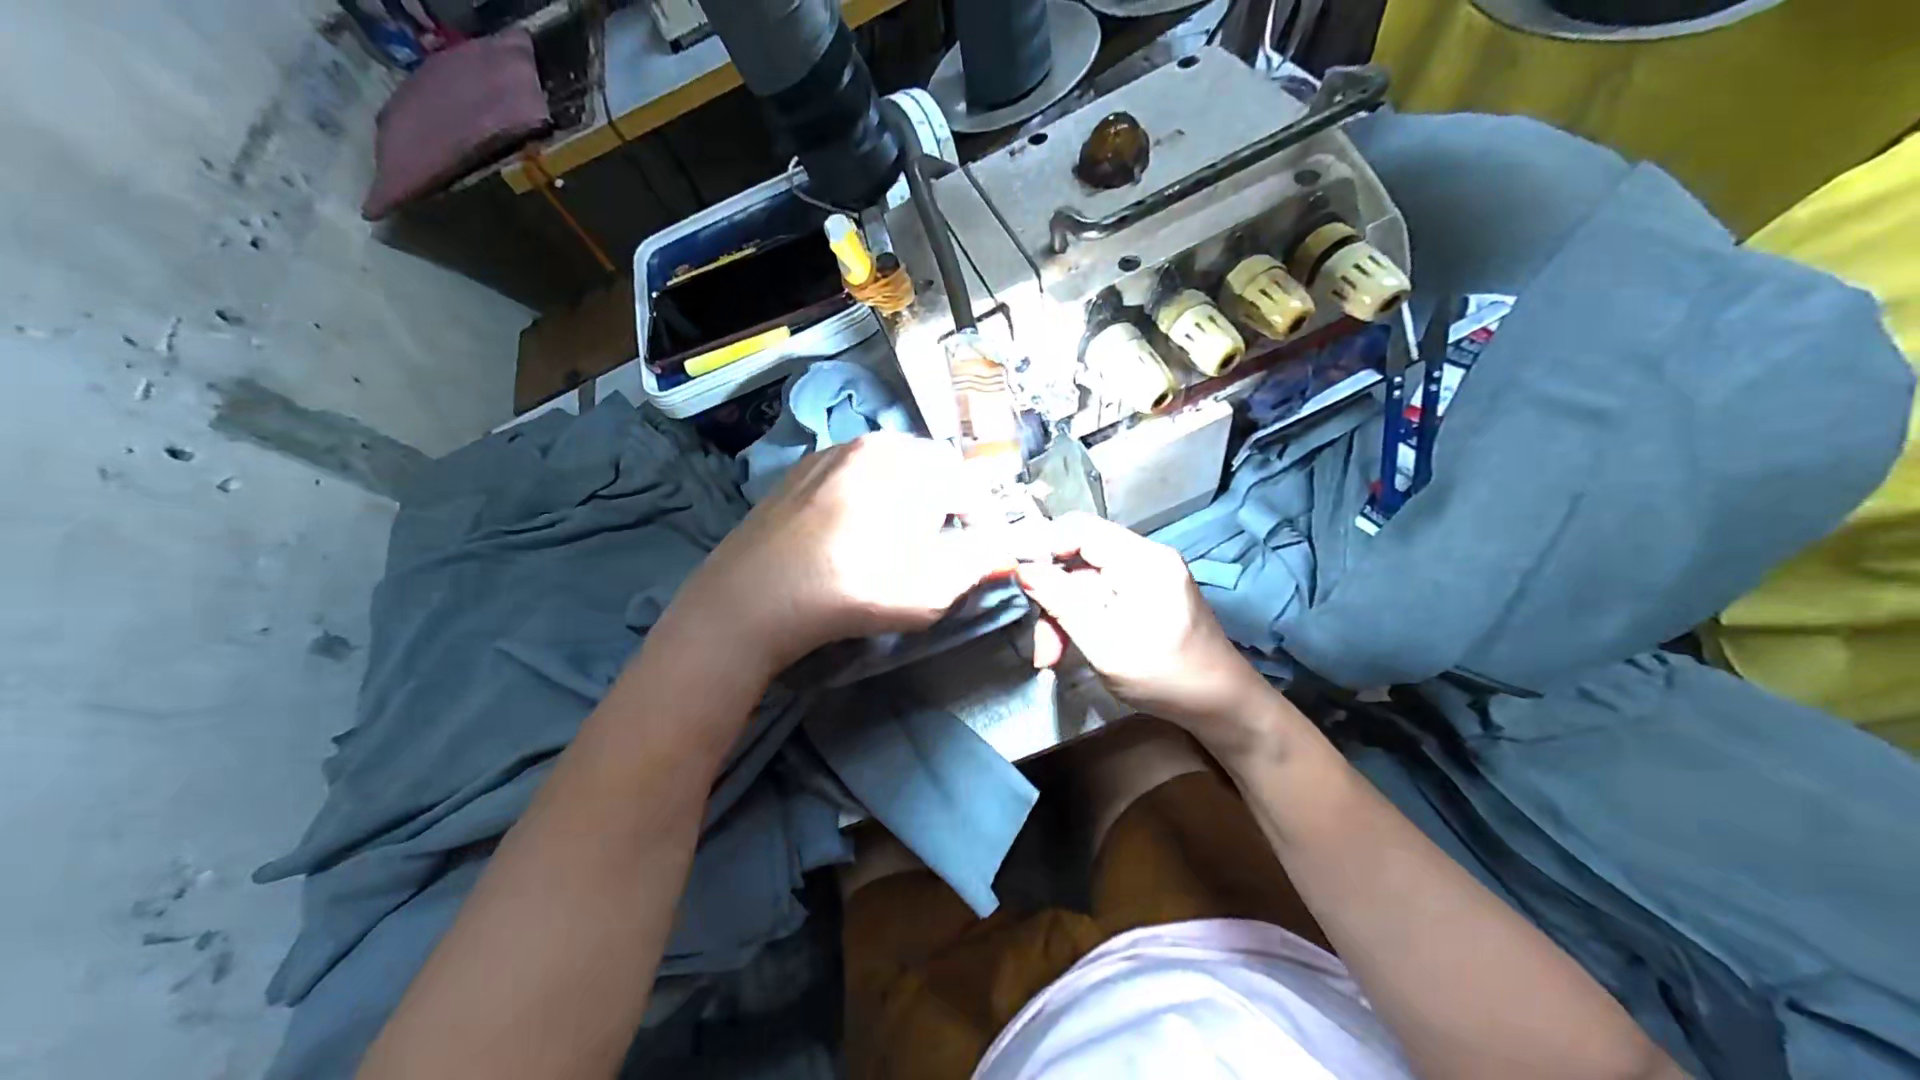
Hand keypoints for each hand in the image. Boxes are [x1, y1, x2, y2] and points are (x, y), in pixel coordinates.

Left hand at [659, 433, 1016, 678]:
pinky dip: (862, 504)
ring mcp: (826, 454)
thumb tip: (1004, 548)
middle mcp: (868, 442)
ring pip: (886, 474)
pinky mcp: (795, 475)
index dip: (981, 522)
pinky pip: (848, 481)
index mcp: (907, 459)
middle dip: (941, 510)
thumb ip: (980, 561)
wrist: (749, 600)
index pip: (967, 482)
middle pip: (927, 471)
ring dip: (902, 505)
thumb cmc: (852, 591)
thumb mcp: (932, 587)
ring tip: (891, 550)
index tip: (977, 556)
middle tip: (935, 554)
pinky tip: (847, 542)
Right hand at [1015, 512, 1304, 759]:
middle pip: (1078, 561)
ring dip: (1063, 617)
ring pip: (1085, 583)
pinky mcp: (1145, 597)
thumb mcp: (1104, 641)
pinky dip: (1082, 621)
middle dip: (1053, 600)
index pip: (1078, 528)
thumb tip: (1022, 568)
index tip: (1018, 581)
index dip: (1043, 548)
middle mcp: (1144, 557)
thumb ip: (1061, 602)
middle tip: (1042, 647)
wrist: (1222, 706)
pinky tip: (1072, 650)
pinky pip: (1101, 597)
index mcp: (1141, 558)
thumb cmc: (1165, 675)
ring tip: (1052, 658)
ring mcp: (1146, 577)